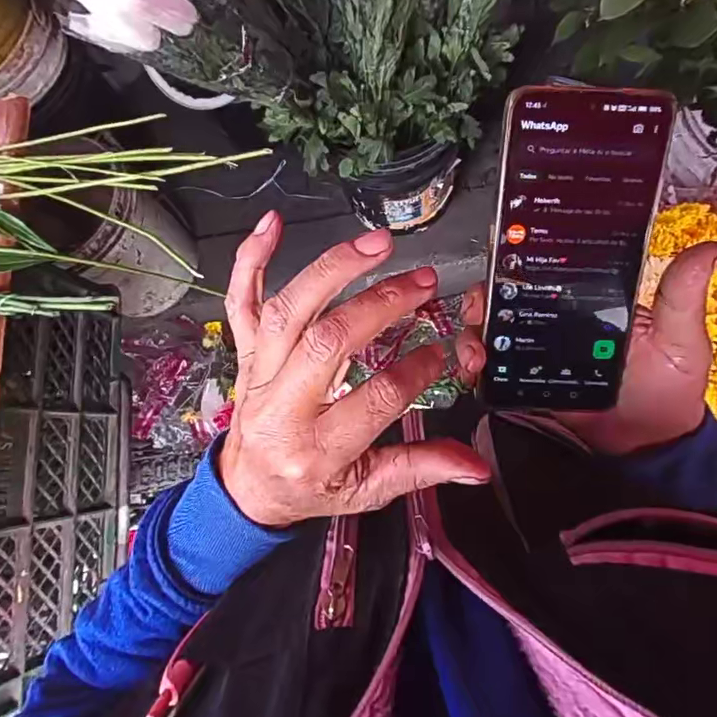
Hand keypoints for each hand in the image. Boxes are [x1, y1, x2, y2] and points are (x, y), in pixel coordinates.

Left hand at [218, 212, 490, 527]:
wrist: (246, 489)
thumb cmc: (308, 487)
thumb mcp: (367, 491)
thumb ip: (422, 470)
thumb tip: (474, 467)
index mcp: (317, 447)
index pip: (375, 398)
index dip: (416, 371)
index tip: (442, 353)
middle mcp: (283, 406)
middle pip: (329, 341)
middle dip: (382, 304)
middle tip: (423, 282)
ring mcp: (260, 373)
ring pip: (289, 311)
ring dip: (334, 269)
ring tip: (376, 245)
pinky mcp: (246, 352)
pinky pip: (241, 300)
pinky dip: (252, 259)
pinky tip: (272, 226)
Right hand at [461, 241, 716, 456]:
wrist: (648, 449)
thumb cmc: (667, 391)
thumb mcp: (679, 339)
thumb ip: (682, 296)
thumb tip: (708, 249)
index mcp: (590, 301)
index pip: (549, 268)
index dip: (522, 257)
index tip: (506, 251)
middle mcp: (558, 321)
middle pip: (510, 295)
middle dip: (488, 292)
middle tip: (483, 302)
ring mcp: (537, 354)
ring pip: (493, 329)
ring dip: (476, 328)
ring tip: (478, 344)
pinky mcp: (522, 384)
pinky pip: (491, 368)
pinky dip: (474, 364)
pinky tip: (475, 367)